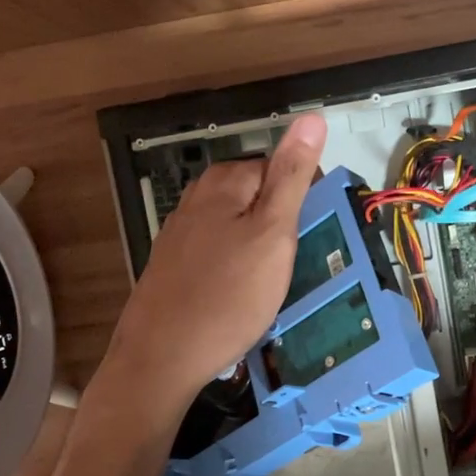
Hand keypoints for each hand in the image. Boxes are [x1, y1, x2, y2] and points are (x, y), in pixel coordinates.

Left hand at [103, 115, 328, 399]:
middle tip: (290, 266)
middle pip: (256, 197)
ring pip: (236, 226)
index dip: (302, 201)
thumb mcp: (274, 234)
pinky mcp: (172, 265)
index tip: (309, 239)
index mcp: (225, 182)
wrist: (162, 357)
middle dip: (279, 224)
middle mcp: (197, 197)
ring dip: (257, 248)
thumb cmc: (229, 296)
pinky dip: (233, 268)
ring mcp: (180, 232)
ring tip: (268, 285)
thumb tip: (312, 117)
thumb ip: (292, 176)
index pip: (281, 168)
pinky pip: (217, 252)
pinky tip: (237, 296)